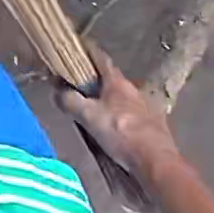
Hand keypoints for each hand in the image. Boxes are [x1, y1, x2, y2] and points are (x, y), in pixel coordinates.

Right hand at [57, 46, 183, 190]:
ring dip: (112, 103)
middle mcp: (134, 89)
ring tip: (100, 115)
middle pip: (112, 80)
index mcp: (116, 81)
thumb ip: (70, 101)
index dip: (88, 52)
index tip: (77, 50)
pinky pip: (136, 116)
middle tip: (82, 91)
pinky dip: (125, 119)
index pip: (100, 58)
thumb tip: (56, 91)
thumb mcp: (88, 116)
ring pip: (124, 99)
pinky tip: (120, 132)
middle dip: (97, 84)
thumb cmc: (120, 133)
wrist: (156, 162)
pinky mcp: (157, 126)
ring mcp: (148, 106)